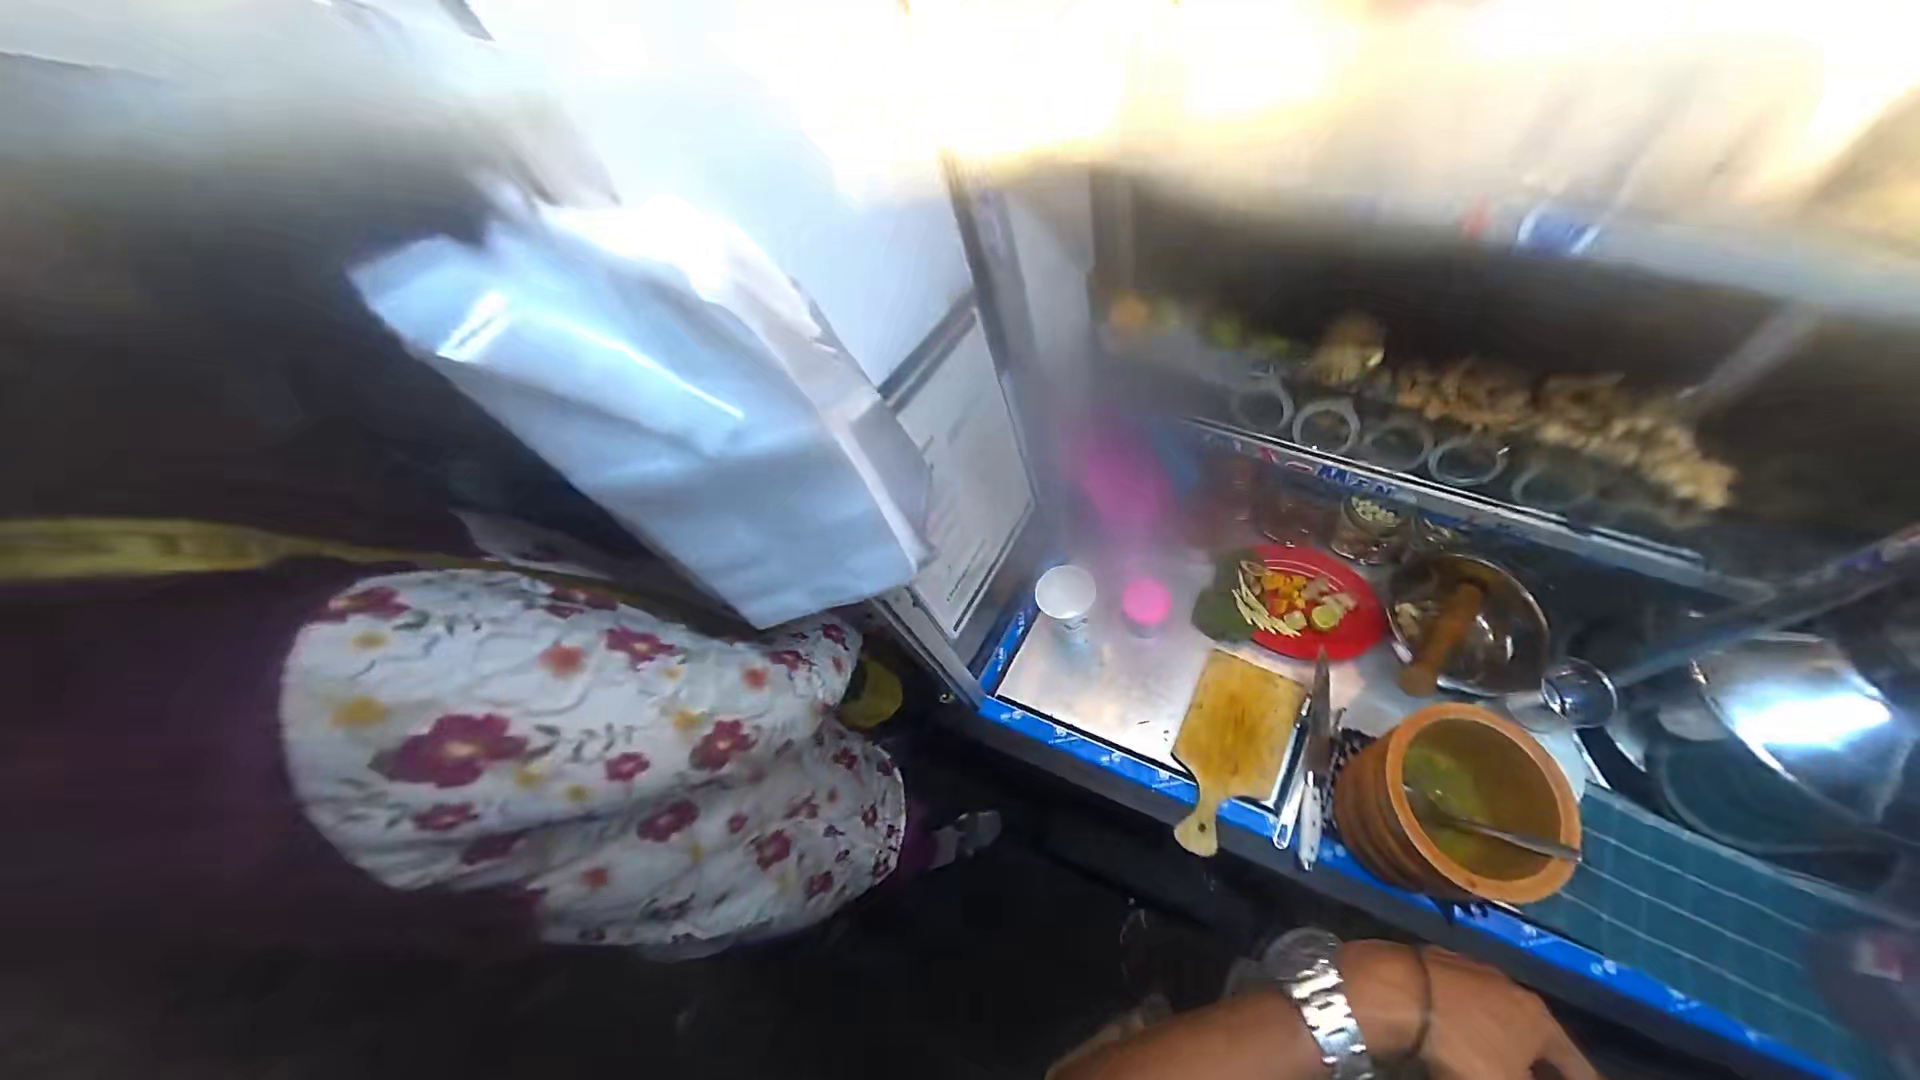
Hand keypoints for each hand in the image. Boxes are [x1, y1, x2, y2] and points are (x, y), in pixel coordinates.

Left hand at [1341, 941, 1598, 1079]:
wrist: (1391, 989)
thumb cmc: (1460, 1045)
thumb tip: (1520, 1073)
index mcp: (1538, 1016)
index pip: (1576, 1065)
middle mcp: (1507, 983)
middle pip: (1536, 1034)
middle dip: (1540, 1063)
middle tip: (1531, 1073)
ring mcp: (1464, 965)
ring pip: (1496, 1011)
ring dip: (1502, 1037)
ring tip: (1498, 1058)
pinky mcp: (1429, 958)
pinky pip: (1459, 996)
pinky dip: (1467, 1016)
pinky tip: (1458, 1029)